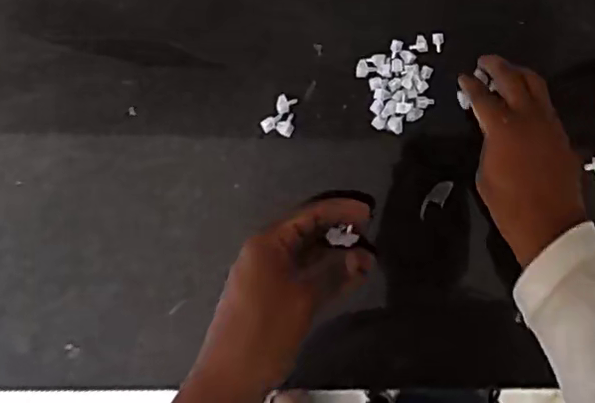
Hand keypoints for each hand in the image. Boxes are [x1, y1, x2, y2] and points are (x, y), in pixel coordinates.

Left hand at [178, 196, 376, 402]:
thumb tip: (361, 256)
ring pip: (307, 255)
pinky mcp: (269, 297)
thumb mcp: (304, 300)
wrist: (225, 386)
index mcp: (267, 243)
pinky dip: (323, 275)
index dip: (341, 210)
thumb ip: (335, 273)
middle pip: (308, 232)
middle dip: (339, 233)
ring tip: (365, 260)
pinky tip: (347, 279)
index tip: (367, 212)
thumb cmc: (262, 335)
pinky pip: (301, 274)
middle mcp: (264, 252)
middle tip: (368, 234)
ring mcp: (265, 275)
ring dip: (334, 257)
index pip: (309, 213)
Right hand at [458, 55, 588, 266]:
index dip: (470, 84)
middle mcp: (527, 116)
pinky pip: (546, 103)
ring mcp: (548, 122)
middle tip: (484, 61)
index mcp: (502, 126)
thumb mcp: (485, 172)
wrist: (550, 227)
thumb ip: (487, 142)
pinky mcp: (562, 132)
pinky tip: (525, 99)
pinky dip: (533, 94)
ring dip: (518, 73)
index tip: (464, 77)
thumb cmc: (509, 206)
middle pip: (510, 77)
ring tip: (507, 71)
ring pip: (534, 83)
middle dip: (494, 65)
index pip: (482, 95)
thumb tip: (490, 129)